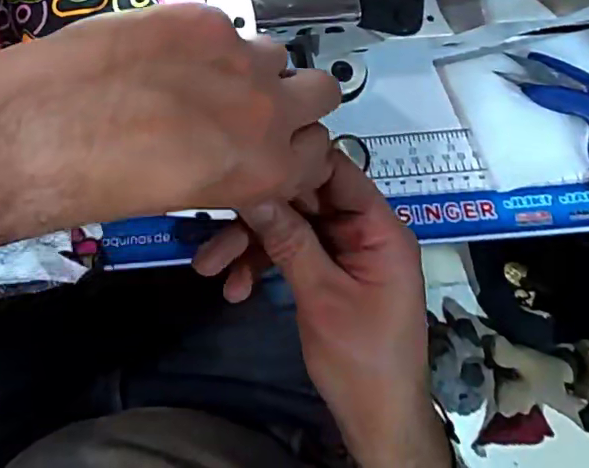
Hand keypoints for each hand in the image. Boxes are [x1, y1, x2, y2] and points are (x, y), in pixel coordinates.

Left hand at [0, 4, 337, 232]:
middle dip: (294, 99)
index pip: (320, 151)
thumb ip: (226, 169)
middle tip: (246, 105)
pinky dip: (203, 40)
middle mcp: (268, 110)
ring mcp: (236, 55)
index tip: (272, 142)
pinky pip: (223, 26)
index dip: (296, 146)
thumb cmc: (96, 185)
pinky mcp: (200, 16)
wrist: (36, 128)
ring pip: (273, 52)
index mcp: (266, 171)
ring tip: (196, 74)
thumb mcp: (180, 194)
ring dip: (248, 65)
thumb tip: (225, 149)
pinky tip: (158, 51)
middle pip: (322, 91)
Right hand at [193, 151, 449, 467]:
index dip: (294, 162)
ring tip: (209, 267)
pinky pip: (289, 251)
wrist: (379, 427)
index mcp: (378, 227)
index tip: (250, 162)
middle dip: (258, 214)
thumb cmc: (364, 361)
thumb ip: (288, 240)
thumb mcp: (322, 297)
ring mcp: (341, 249)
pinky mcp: (325, 269)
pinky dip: (260, 266)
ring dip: (249, 245)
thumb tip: (255, 192)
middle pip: (303, 200)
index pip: (336, 170)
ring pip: (289, 226)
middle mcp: (360, 230)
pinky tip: (234, 287)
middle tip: (214, 224)